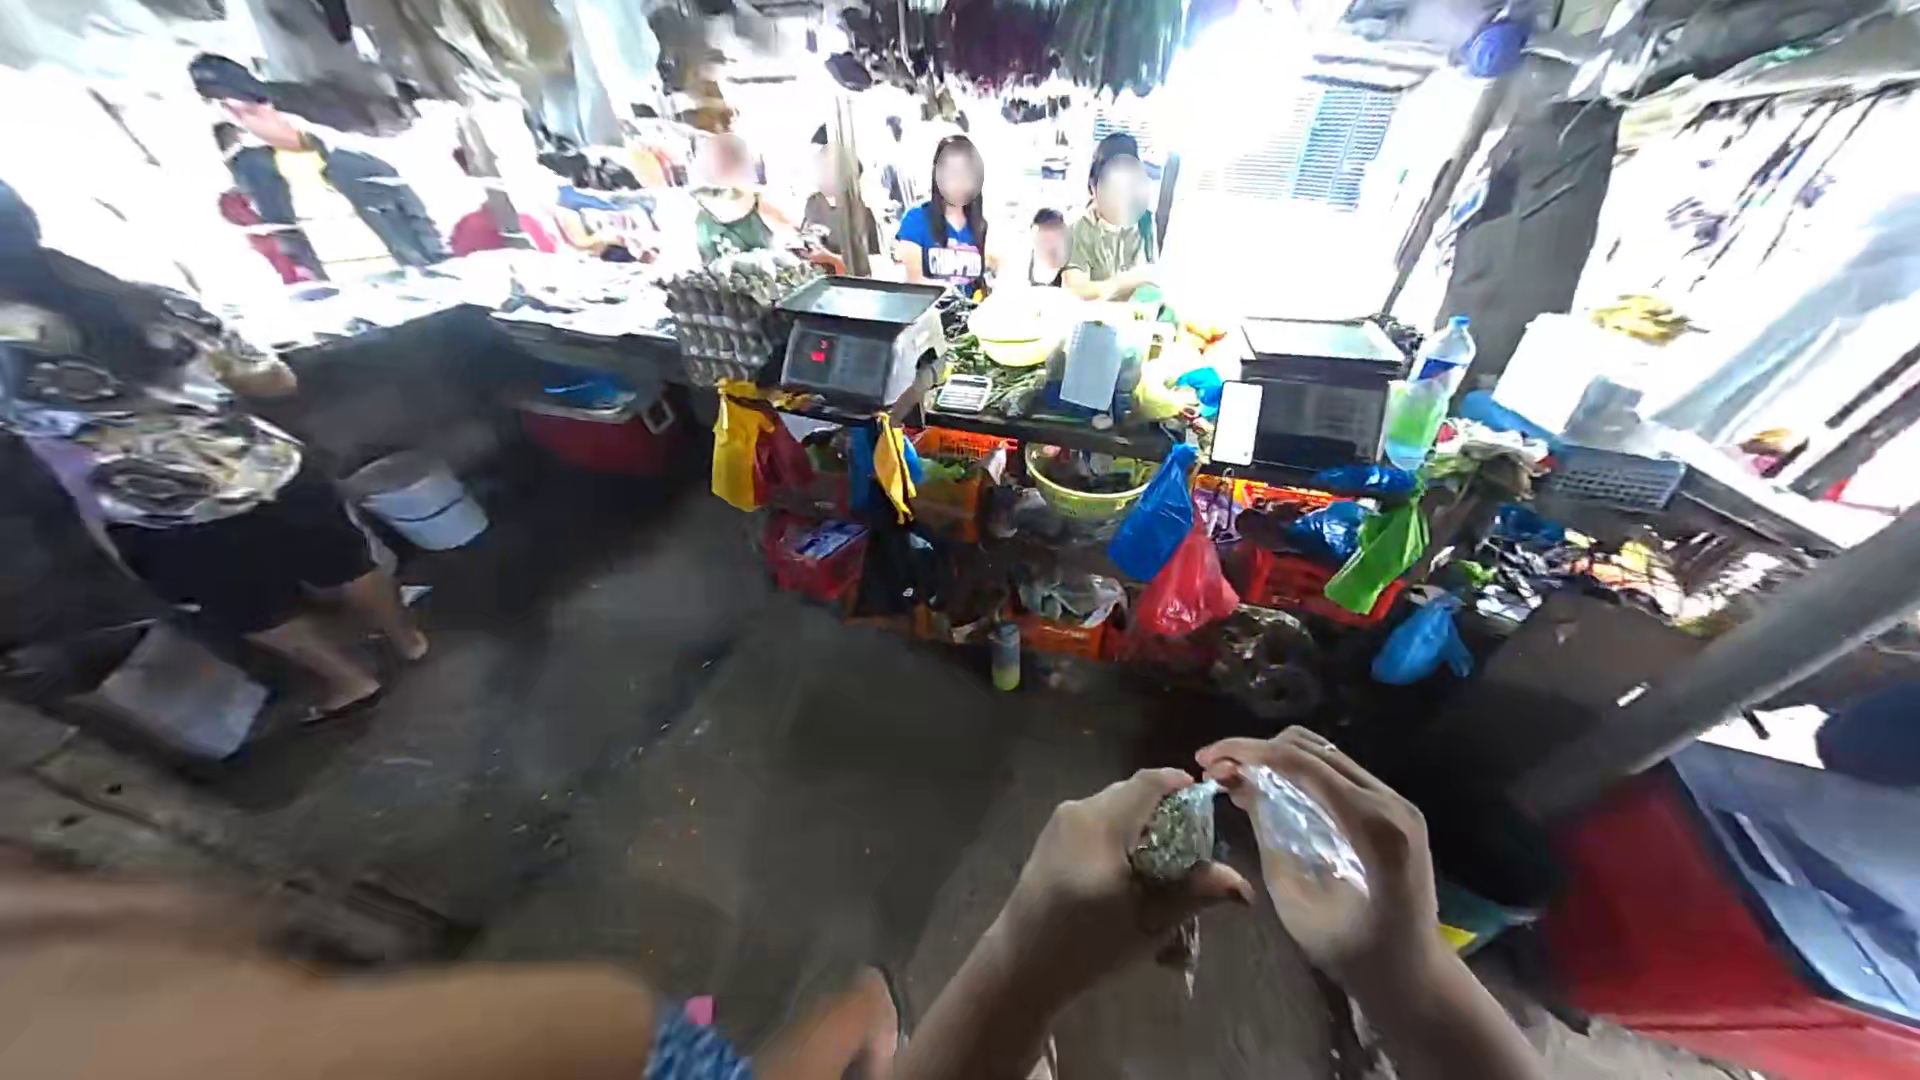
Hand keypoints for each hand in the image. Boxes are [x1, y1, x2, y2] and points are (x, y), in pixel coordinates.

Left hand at [997, 768, 1252, 1002]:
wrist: (1024, 960)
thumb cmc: (1090, 944)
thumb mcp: (1150, 923)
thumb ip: (1193, 892)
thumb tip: (1242, 885)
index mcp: (1102, 823)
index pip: (1147, 782)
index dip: (1177, 782)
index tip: (1201, 796)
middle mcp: (1079, 809)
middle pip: (1129, 792)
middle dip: (1161, 809)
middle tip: (1188, 842)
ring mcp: (1060, 819)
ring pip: (1111, 804)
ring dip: (1137, 821)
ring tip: (1158, 862)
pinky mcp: (1051, 833)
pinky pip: (1093, 818)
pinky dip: (1116, 831)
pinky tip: (1126, 869)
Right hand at [1196, 729, 1444, 993]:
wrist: (1416, 981)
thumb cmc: (1352, 952)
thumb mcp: (1294, 895)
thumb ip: (1267, 829)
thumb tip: (1235, 781)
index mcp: (1372, 825)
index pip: (1298, 761)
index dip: (1244, 751)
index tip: (1204, 758)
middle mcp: (1388, 801)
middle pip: (1305, 746)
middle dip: (1252, 749)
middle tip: (1214, 768)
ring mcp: (1392, 801)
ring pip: (1317, 750)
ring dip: (1269, 755)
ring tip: (1233, 774)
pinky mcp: (1387, 807)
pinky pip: (1329, 769)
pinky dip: (1290, 769)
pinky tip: (1263, 785)